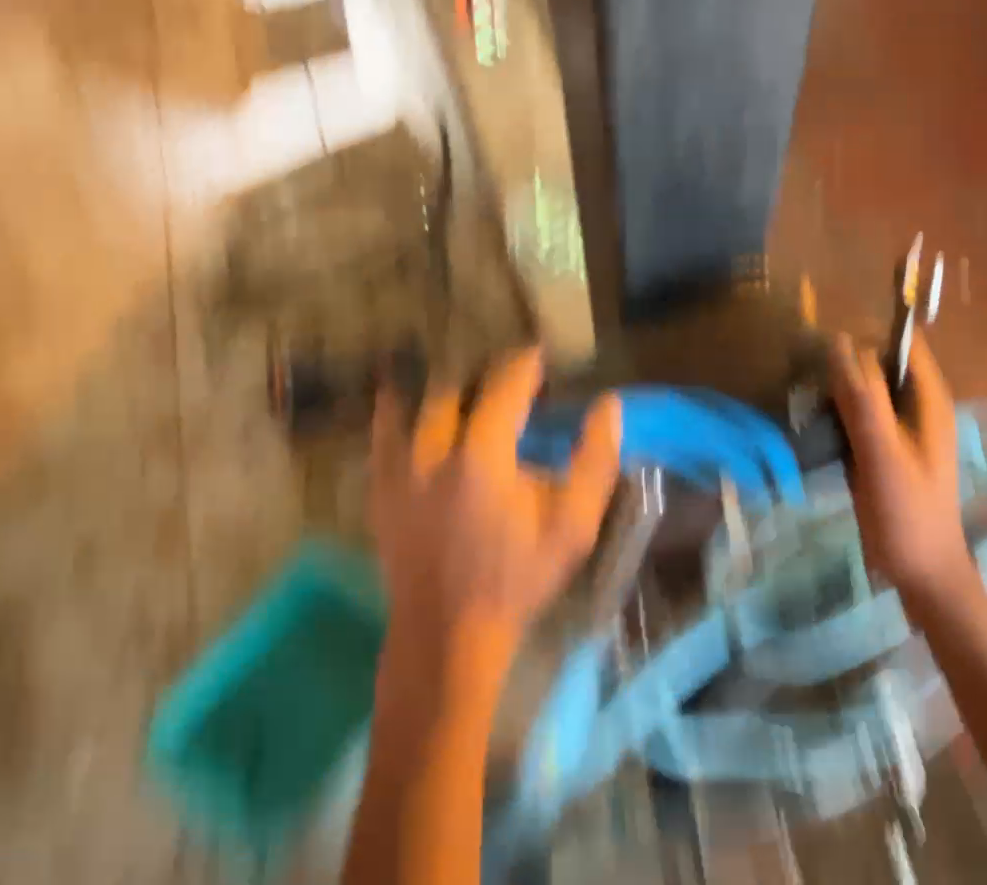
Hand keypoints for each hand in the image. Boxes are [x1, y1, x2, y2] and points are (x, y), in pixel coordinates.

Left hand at [367, 347, 622, 659]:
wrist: (449, 632)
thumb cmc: (518, 579)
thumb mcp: (574, 527)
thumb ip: (595, 461)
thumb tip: (607, 405)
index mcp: (482, 455)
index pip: (504, 385)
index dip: (524, 364)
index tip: (538, 354)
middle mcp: (431, 450)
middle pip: (452, 385)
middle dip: (481, 372)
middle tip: (503, 375)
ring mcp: (397, 469)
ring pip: (412, 402)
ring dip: (439, 386)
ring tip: (460, 380)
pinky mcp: (378, 489)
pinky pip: (382, 433)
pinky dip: (396, 411)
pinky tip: (404, 402)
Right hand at [828, 330, 974, 601]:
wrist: (921, 574)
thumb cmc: (907, 514)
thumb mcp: (882, 454)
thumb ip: (863, 400)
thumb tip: (838, 341)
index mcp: (930, 401)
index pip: (902, 344)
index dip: (866, 339)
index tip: (823, 348)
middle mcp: (918, 408)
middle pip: (880, 366)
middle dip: (844, 367)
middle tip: (804, 379)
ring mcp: (900, 431)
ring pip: (865, 393)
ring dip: (836, 393)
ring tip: (802, 401)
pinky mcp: (883, 452)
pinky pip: (859, 419)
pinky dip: (837, 417)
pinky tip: (812, 427)